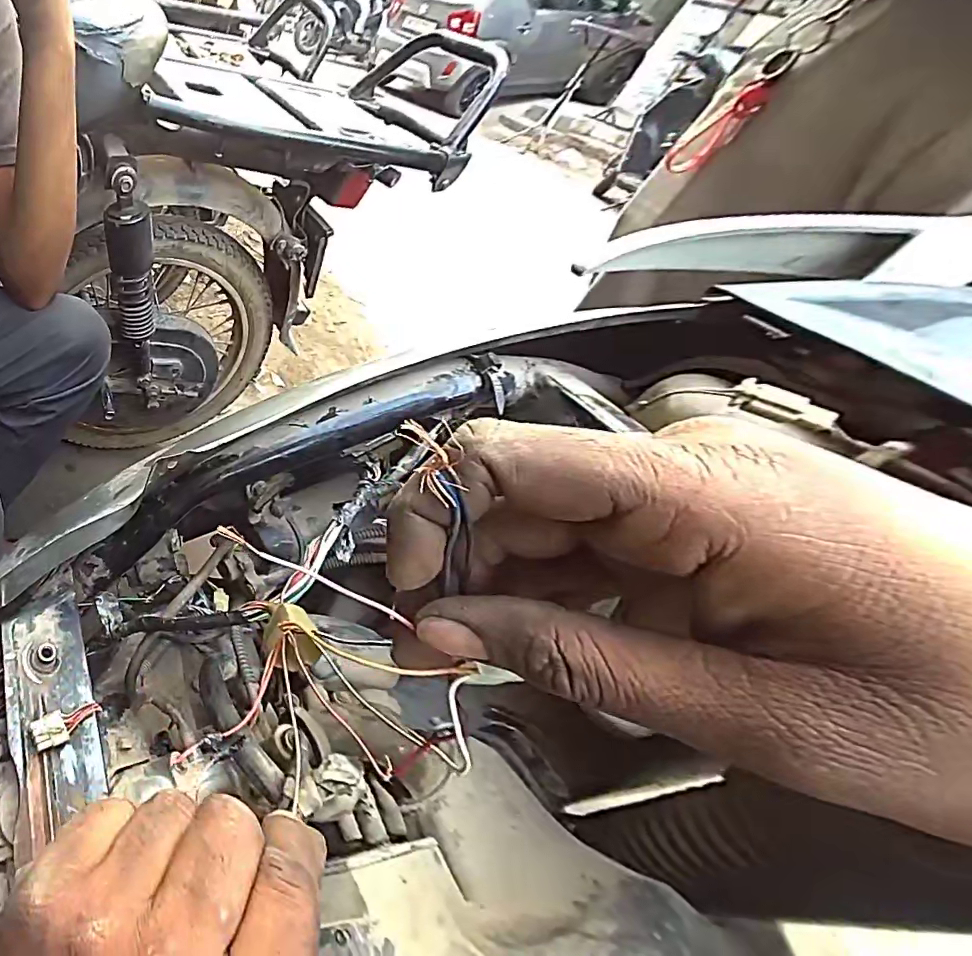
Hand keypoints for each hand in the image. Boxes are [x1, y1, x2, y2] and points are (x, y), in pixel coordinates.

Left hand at [0, 792, 324, 954]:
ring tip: (169, 867)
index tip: (289, 838)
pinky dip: (124, 826)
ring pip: (169, 808)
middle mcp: (162, 948)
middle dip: (234, 834)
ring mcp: (99, 911)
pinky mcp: (50, 887)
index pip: (284, 888)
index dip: (294, 851)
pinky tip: (124, 864)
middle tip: (225, 853)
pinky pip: (109, 810)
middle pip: (227, 830)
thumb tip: (286, 875)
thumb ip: (264, 950)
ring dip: (178, 828)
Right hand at [386, 417, 971, 844]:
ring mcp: (680, 490)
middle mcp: (676, 465)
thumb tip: (440, 631)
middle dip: (447, 566)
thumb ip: (577, 662)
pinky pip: (573, 543)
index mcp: (703, 487)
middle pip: (504, 491)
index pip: (502, 456)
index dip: (431, 515)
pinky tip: (521, 636)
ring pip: (527, 519)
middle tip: (423, 642)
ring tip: (459, 649)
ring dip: (482, 584)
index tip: (412, 590)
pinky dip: (534, 591)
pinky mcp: (684, 519)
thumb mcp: (762, 719)